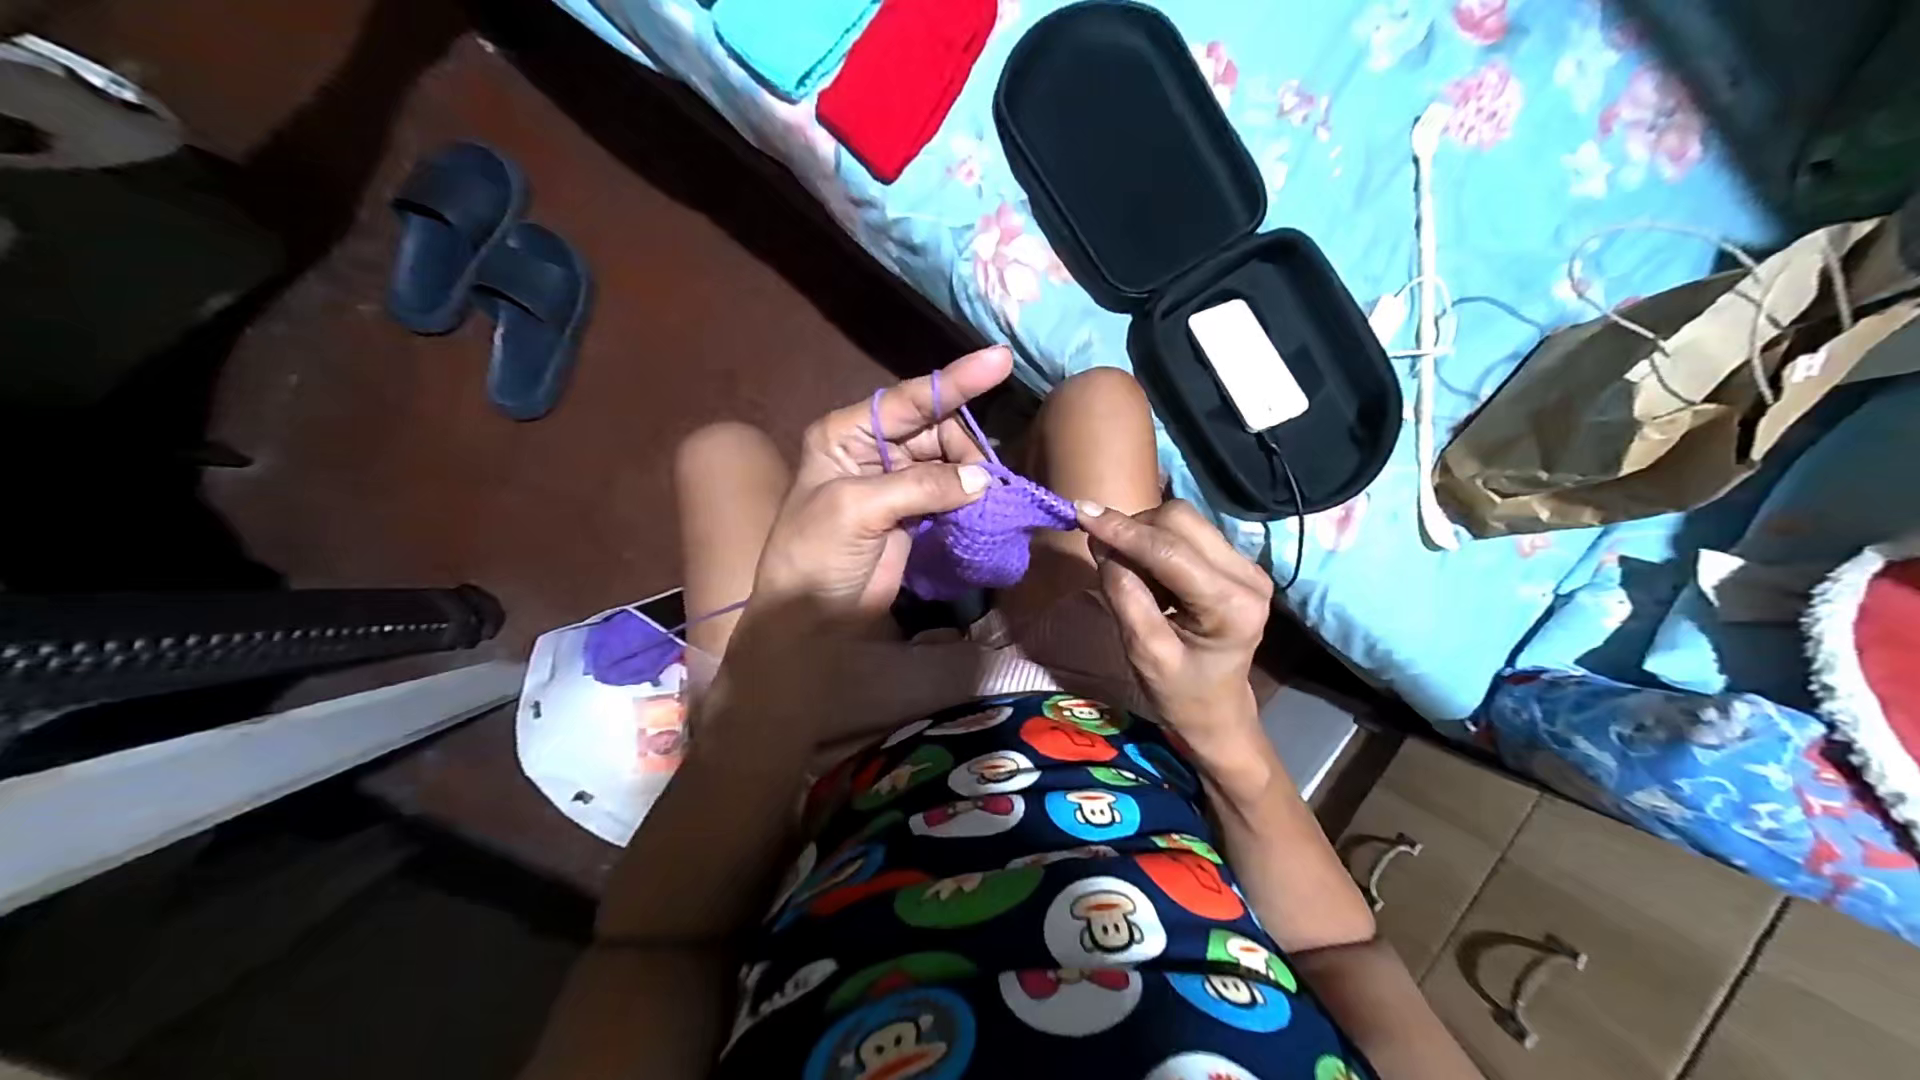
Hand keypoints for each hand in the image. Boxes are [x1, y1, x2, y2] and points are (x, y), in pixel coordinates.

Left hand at [776, 346, 1012, 616]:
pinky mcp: (914, 514)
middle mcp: (873, 450)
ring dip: (972, 474)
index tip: (1000, 359)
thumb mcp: (857, 509)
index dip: (956, 381)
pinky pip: (951, 493)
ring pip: (948, 461)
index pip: (909, 398)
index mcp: (846, 434)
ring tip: (986, 496)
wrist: (812, 620)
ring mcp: (896, 483)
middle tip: (987, 477)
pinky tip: (985, 504)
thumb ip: (921, 486)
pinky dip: (971, 497)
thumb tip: (982, 479)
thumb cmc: (816, 555)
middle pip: (936, 428)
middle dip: (965, 445)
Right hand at [1074, 499, 1273, 751]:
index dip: (1123, 530)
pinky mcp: (1235, 560)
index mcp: (1231, 606)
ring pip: (1183, 519)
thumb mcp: (1144, 654)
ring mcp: (1246, 564)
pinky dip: (1156, 542)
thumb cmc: (1179, 692)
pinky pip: (1187, 531)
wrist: (1216, 709)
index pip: (1170, 552)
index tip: (1081, 513)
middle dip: (1134, 529)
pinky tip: (1151, 574)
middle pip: (1180, 520)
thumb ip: (1124, 597)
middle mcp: (1247, 575)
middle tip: (1106, 557)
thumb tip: (1102, 544)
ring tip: (1132, 573)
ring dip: (1144, 535)